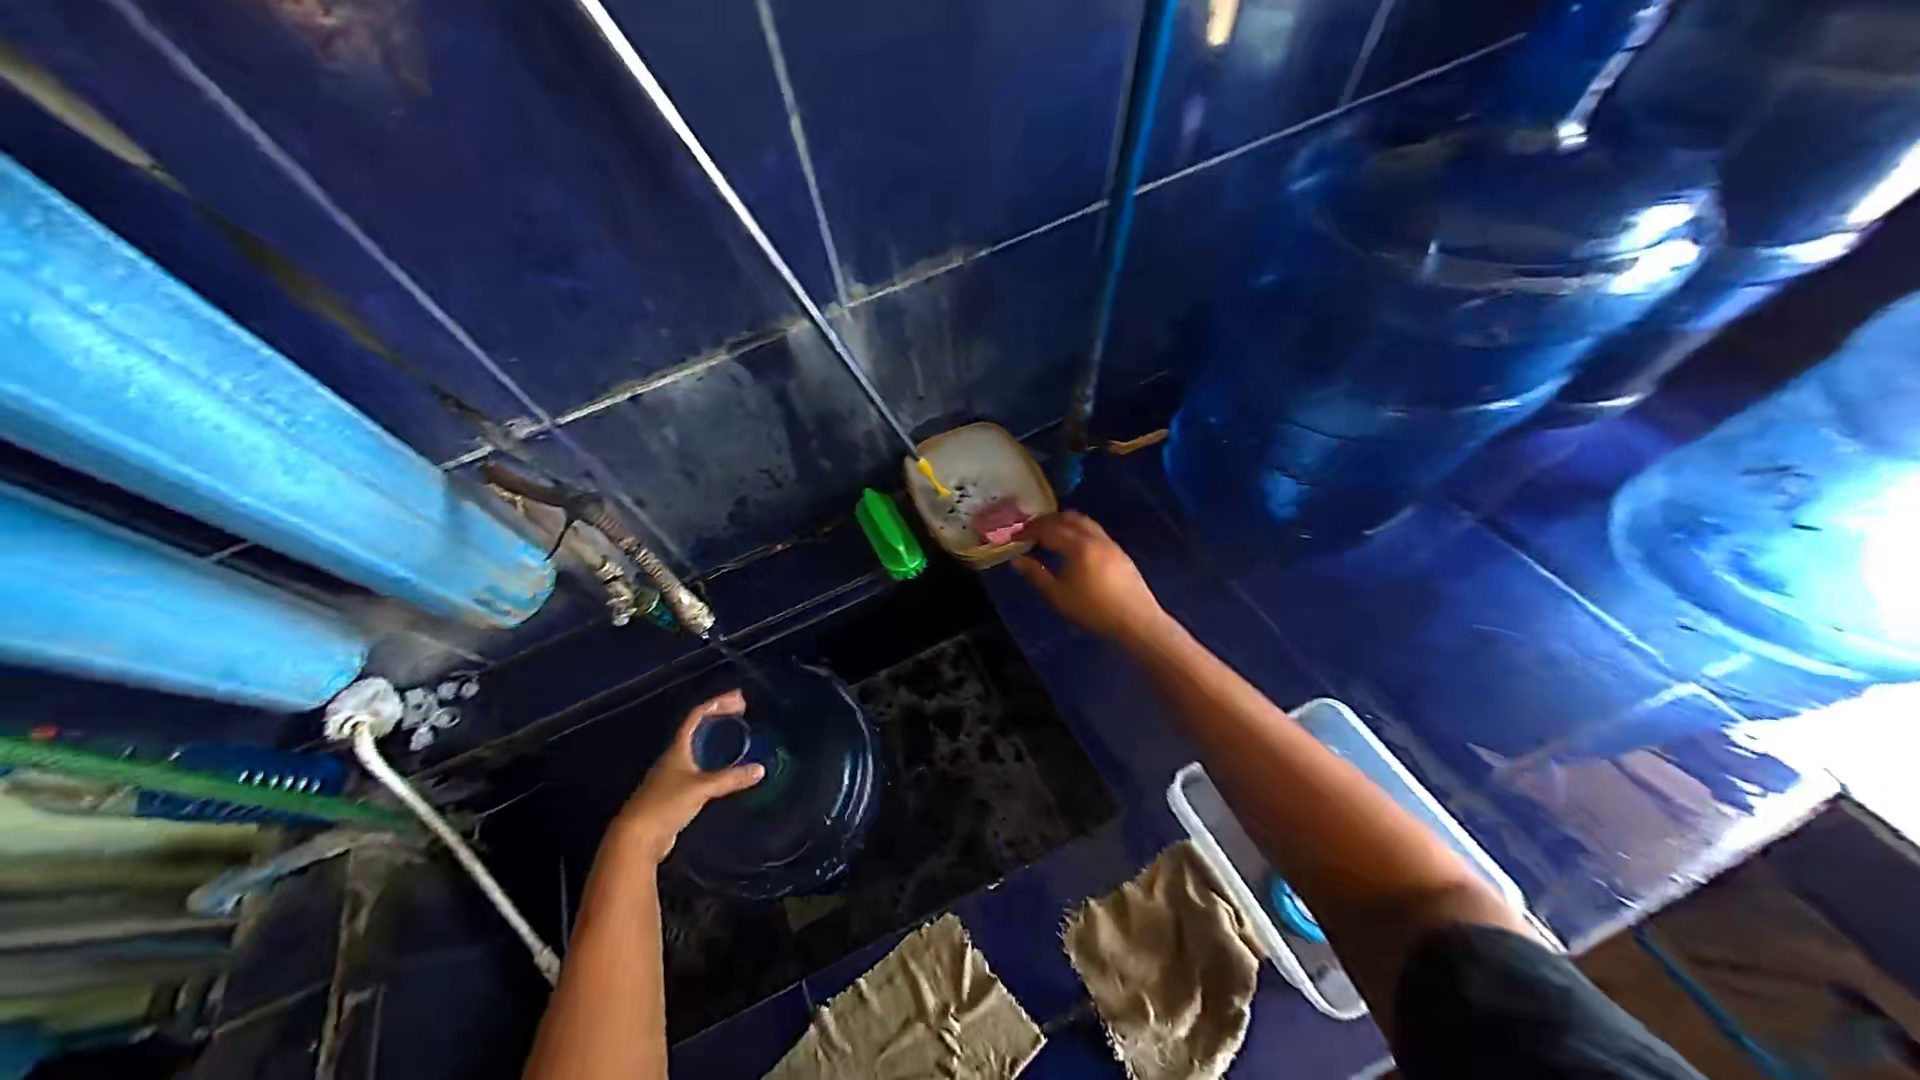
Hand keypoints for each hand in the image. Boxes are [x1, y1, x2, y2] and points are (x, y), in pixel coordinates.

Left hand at [613, 690, 764, 863]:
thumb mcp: (701, 788)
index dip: (717, 704)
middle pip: (697, 728)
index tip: (738, 699)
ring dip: (716, 738)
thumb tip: (760, 769)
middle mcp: (674, 757)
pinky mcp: (675, 792)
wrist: (637, 838)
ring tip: (736, 734)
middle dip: (719, 717)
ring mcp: (673, 775)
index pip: (696, 716)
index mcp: (677, 748)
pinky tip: (725, 767)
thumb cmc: (665, 804)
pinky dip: (714, 760)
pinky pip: (699, 767)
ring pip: (698, 748)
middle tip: (741, 711)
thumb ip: (730, 778)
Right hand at [1011, 512, 1167, 641]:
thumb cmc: (1093, 611)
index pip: (1048, 530)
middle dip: (1046, 521)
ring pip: (1084, 521)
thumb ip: (1036, 575)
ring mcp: (1110, 543)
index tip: (1017, 536)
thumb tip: (1017, 560)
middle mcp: (1094, 538)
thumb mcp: (1058, 596)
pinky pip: (1094, 530)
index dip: (1030, 531)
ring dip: (1064, 521)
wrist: (1136, 621)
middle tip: (1031, 528)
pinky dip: (1078, 528)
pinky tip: (1074, 542)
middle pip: (1067, 518)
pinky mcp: (1119, 552)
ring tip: (1051, 530)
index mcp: (1077, 546)